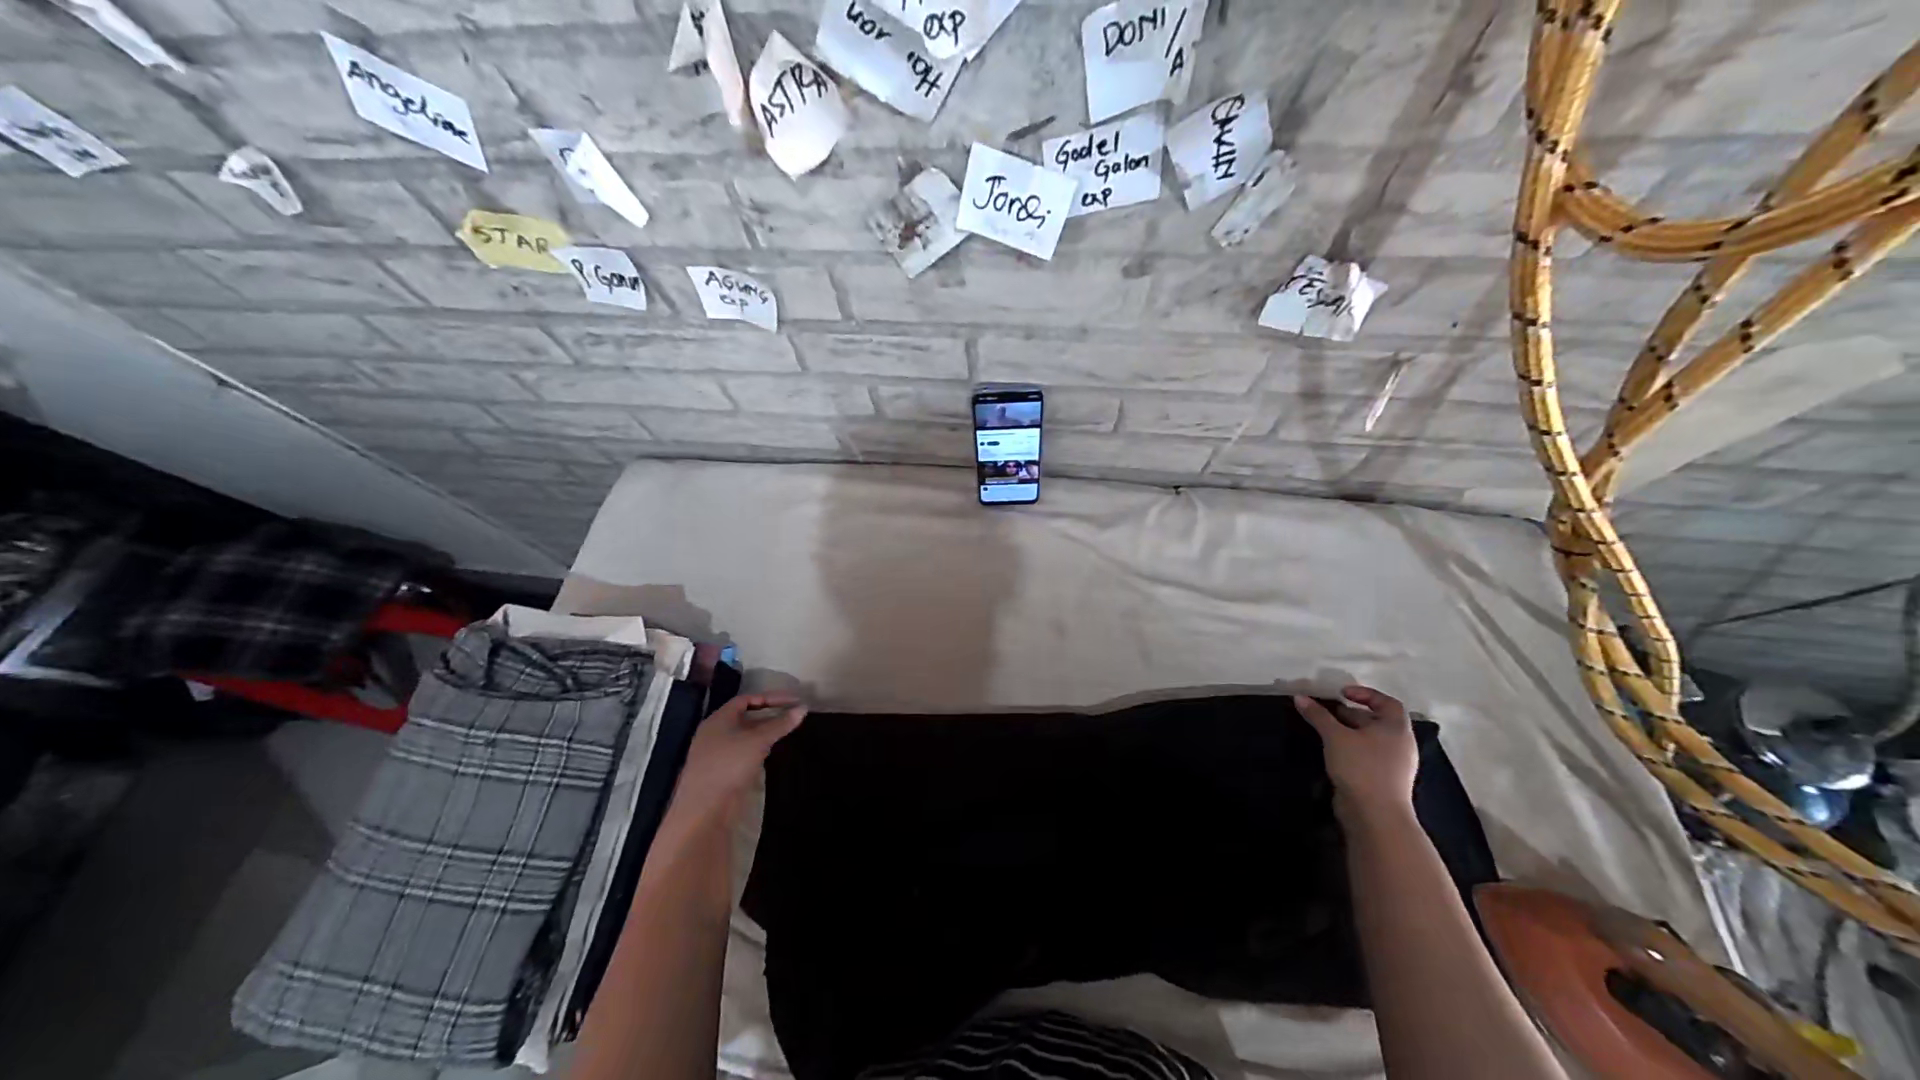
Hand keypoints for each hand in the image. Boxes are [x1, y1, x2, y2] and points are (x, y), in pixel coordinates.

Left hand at [669, 693, 806, 825]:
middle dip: (770, 714)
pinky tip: (771, 753)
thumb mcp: (758, 740)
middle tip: (793, 715)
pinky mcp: (722, 772)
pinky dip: (758, 748)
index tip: (793, 701)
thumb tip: (803, 708)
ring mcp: (717, 753)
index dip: (770, 697)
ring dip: (765, 732)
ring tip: (787, 732)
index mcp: (718, 719)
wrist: (706, 808)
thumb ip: (780, 724)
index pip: (746, 699)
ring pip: (745, 736)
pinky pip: (743, 752)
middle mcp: (715, 733)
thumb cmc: (730, 765)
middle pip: (746, 717)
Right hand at [1293, 686, 1417, 825]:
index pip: (1387, 702)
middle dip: (1351, 713)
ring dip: (1349, 731)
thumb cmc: (1361, 767)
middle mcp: (1400, 744)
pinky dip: (1351, 748)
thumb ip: (1318, 716)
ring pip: (1370, 739)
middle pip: (1377, 720)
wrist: (1376, 815)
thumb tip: (1300, 697)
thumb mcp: (1335, 736)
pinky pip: (1367, 755)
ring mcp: (1394, 764)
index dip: (1366, 694)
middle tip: (1326, 712)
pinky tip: (1332, 751)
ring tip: (1325, 730)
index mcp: (1396, 729)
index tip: (1342, 693)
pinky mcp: (1383, 780)